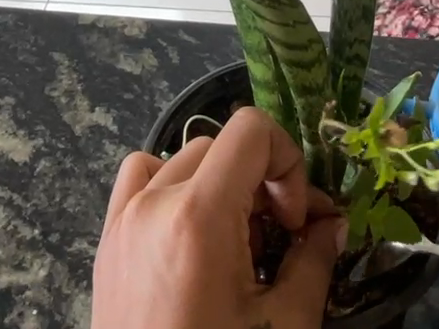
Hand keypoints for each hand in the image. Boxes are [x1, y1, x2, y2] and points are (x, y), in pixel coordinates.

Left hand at [92, 107, 346, 328]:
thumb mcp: (284, 327)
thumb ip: (313, 261)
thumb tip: (330, 224)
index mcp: (199, 214)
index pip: (251, 129)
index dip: (287, 162)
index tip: (295, 220)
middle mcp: (154, 201)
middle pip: (222, 144)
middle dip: (261, 179)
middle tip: (279, 237)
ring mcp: (124, 218)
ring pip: (183, 157)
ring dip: (219, 182)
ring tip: (236, 238)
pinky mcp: (107, 239)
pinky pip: (139, 176)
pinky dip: (169, 184)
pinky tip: (189, 232)